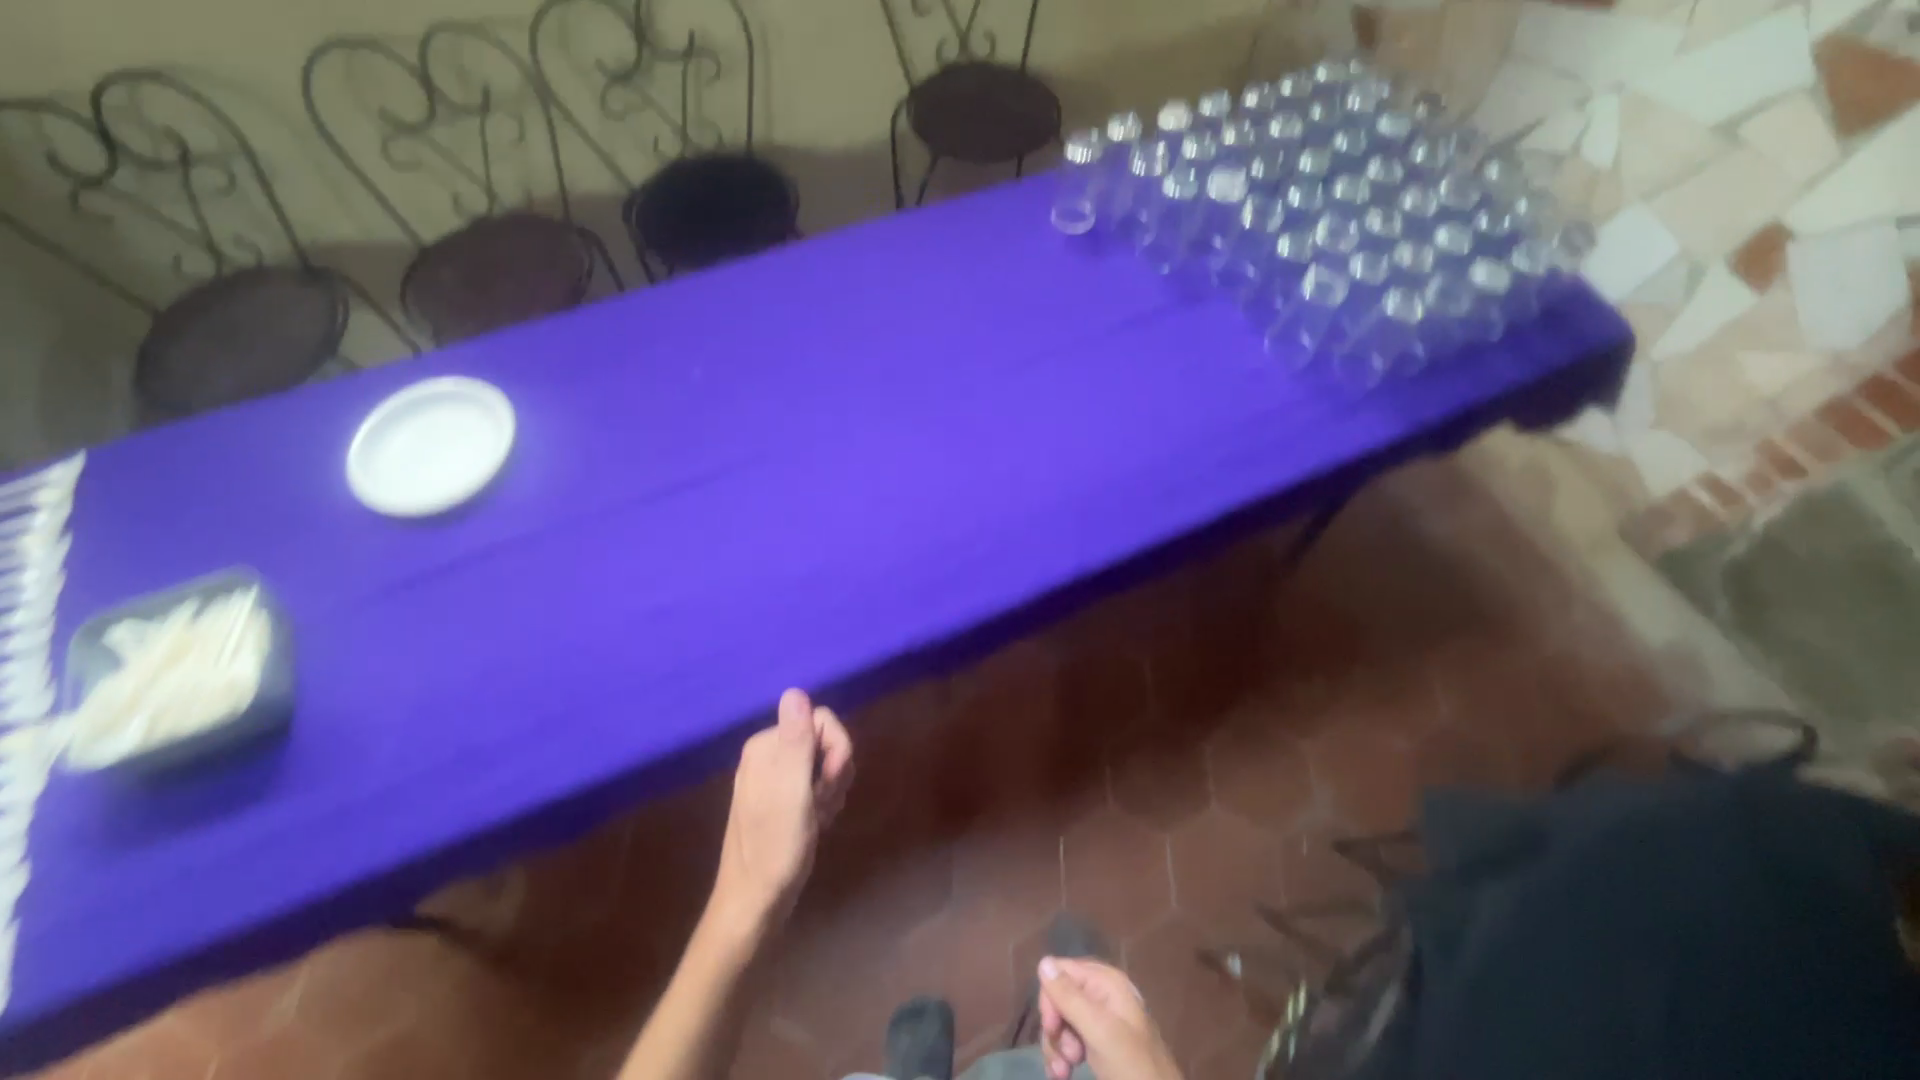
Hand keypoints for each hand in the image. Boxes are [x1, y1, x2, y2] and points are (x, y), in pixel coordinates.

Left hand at [708, 689, 853, 935]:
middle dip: (835, 772)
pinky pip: (818, 785)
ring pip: (825, 764)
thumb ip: (796, 741)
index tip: (829, 782)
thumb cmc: (774, 848)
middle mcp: (768, 755)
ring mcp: (775, 778)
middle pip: (825, 741)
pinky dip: (825, 803)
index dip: (837, 749)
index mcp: (766, 746)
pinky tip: (817, 824)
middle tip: (822, 804)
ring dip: (832, 790)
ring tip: (818, 818)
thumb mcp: (791, 792)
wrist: (756, 901)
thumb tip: (794, 690)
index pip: (821, 719)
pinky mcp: (783, 800)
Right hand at [1038, 957, 1182, 1079]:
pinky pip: (1068, 1040)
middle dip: (1054, 1029)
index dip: (1051, 999)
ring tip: (1063, 1071)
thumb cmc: (1131, 1064)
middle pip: (1059, 999)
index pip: (1061, 971)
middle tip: (1066, 1055)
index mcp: (1106, 982)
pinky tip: (1061, 1074)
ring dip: (1056, 1047)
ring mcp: (1100, 1020)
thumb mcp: (1099, 1030)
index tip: (1053, 1027)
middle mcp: (1101, 995)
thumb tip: (1043, 960)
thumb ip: (1070, 997)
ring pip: (1060, 1022)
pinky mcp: (1097, 1043)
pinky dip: (1060, 1056)